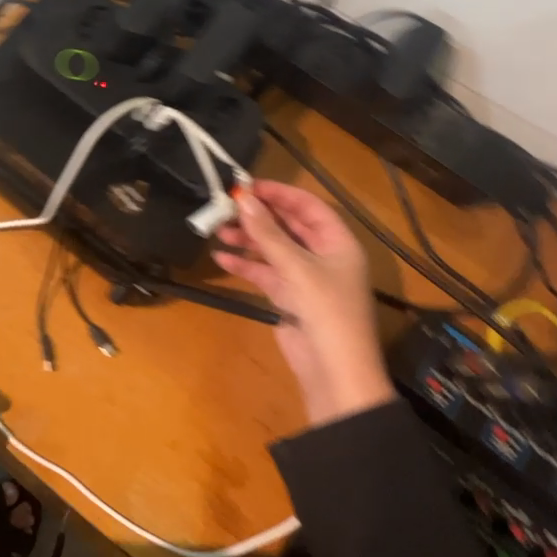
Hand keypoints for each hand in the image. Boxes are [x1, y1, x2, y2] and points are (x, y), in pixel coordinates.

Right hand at [213, 180, 395, 427]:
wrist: (335, 371)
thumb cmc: (326, 310)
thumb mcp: (297, 267)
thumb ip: (267, 233)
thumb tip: (243, 199)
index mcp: (338, 243)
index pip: (308, 206)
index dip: (279, 193)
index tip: (247, 186)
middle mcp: (323, 256)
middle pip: (288, 226)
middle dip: (259, 216)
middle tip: (227, 205)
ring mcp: (305, 277)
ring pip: (273, 248)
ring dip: (248, 239)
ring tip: (219, 231)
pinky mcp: (289, 297)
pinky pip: (264, 272)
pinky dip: (245, 265)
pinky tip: (221, 259)